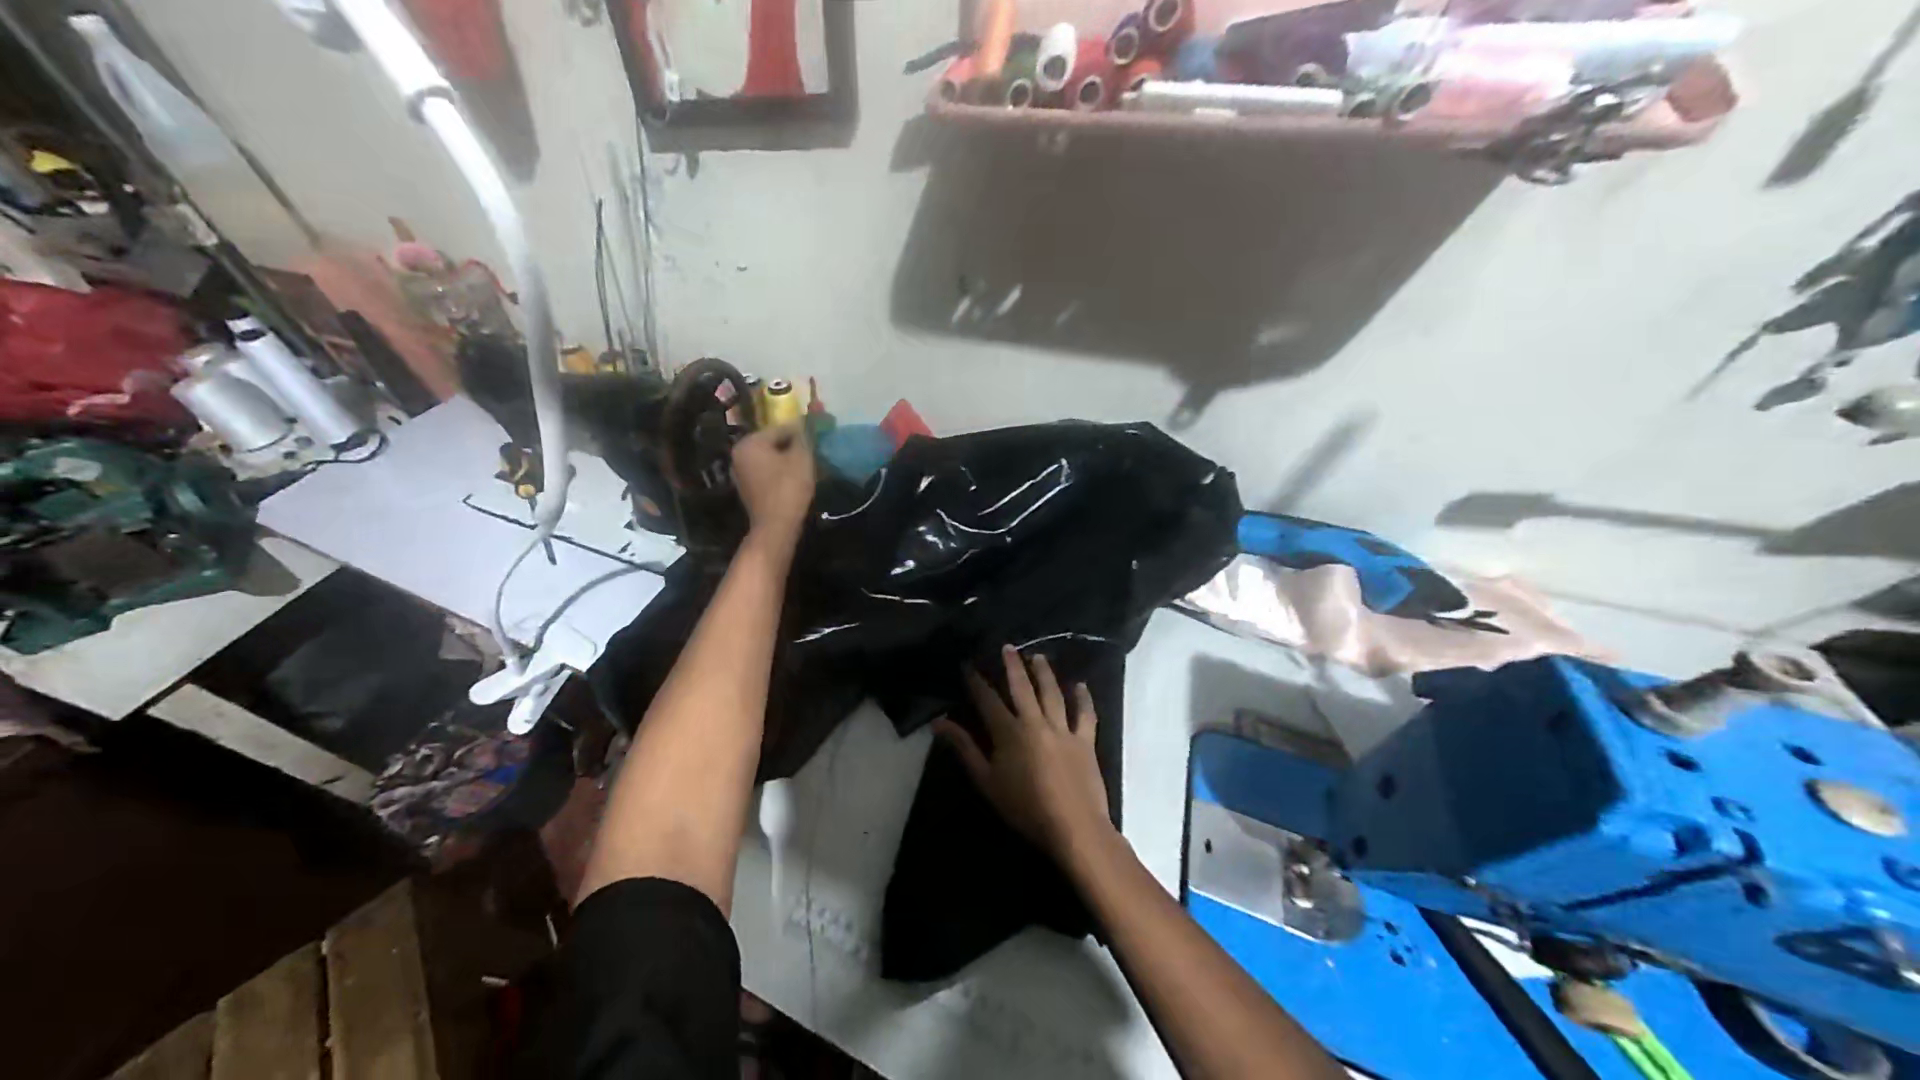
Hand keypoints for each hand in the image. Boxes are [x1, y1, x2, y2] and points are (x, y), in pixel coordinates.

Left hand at [731, 424, 814, 544]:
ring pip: (771, 458)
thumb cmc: (788, 488)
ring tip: (808, 465)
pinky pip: (767, 472)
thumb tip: (807, 421)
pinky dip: (781, 472)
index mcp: (749, 443)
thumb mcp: (801, 457)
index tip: (818, 435)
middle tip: (814, 452)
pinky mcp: (748, 489)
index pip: (780, 428)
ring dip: (788, 459)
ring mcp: (741, 473)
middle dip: (794, 446)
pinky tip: (795, 479)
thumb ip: (804, 435)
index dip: (802, 431)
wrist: (775, 527)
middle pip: (773, 443)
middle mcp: (739, 454)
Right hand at [936, 646, 1114, 862]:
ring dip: (1044, 673)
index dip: (977, 682)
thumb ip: (964, 748)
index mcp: (1009, 732)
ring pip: (1052, 693)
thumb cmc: (1024, 807)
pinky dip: (1083, 698)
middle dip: (1012, 665)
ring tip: (1038, 657)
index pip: (988, 700)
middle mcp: (1035, 722)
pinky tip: (1080, 685)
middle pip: (1022, 687)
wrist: (1072, 826)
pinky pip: (1085, 714)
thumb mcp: (986, 781)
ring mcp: (1063, 729)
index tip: (968, 665)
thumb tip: (939, 722)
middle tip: (1008, 647)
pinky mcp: (1085, 740)